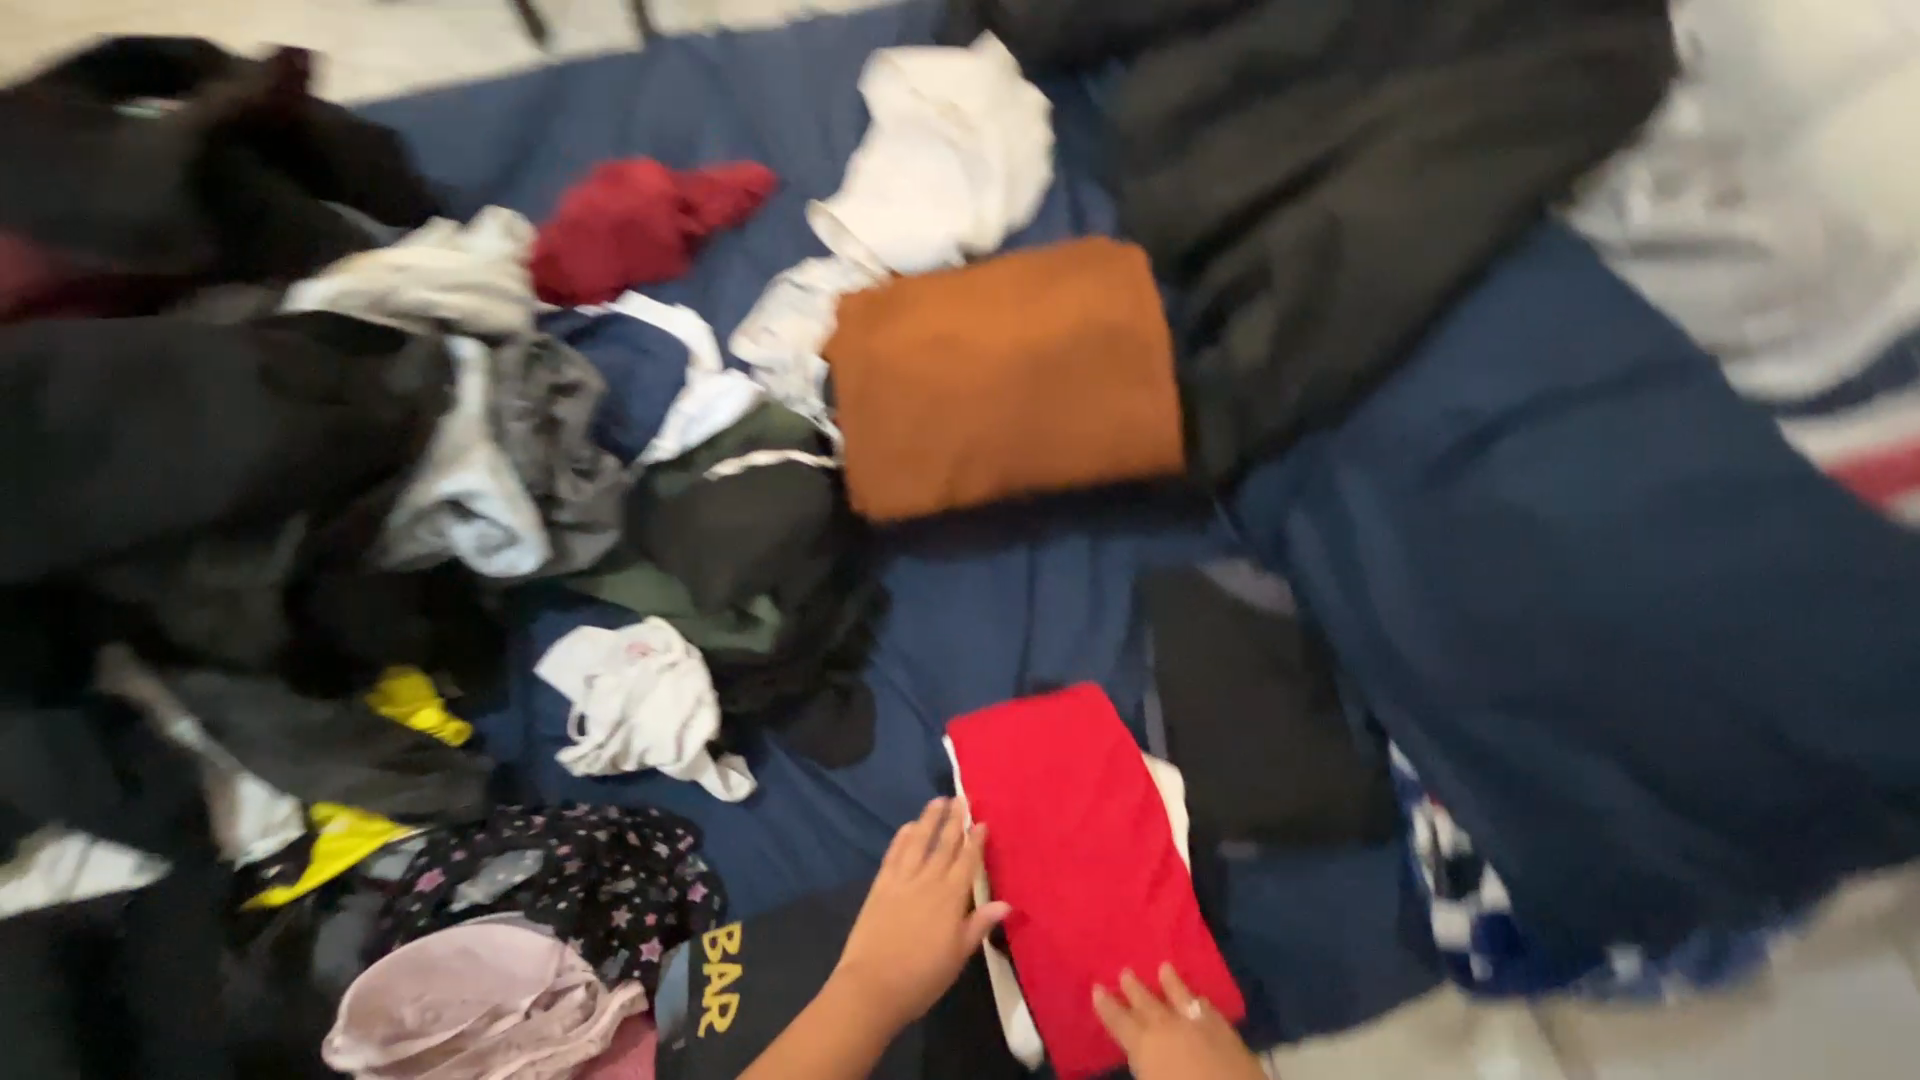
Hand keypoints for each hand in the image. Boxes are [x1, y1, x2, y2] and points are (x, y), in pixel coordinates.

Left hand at [830, 797, 1009, 1030]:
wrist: (873, 986)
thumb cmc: (922, 977)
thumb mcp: (958, 955)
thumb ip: (979, 924)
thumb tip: (1006, 903)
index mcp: (951, 898)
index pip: (967, 861)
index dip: (975, 841)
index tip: (982, 821)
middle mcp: (928, 881)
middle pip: (944, 845)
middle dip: (954, 820)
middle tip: (962, 797)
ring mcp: (902, 881)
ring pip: (918, 842)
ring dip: (929, 820)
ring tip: (937, 800)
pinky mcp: (880, 886)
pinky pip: (894, 854)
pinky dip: (902, 838)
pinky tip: (908, 826)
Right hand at [1094, 965, 1268, 1079]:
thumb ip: (1141, 1066)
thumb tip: (1137, 1058)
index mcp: (1145, 1046)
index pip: (1119, 1022)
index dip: (1106, 1006)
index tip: (1096, 987)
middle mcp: (1168, 1029)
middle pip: (1147, 1003)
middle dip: (1134, 988)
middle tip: (1125, 971)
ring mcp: (1199, 1027)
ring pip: (1180, 998)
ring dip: (1171, 984)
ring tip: (1164, 967)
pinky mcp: (1227, 1034)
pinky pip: (1208, 1011)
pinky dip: (1200, 1002)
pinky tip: (1200, 998)